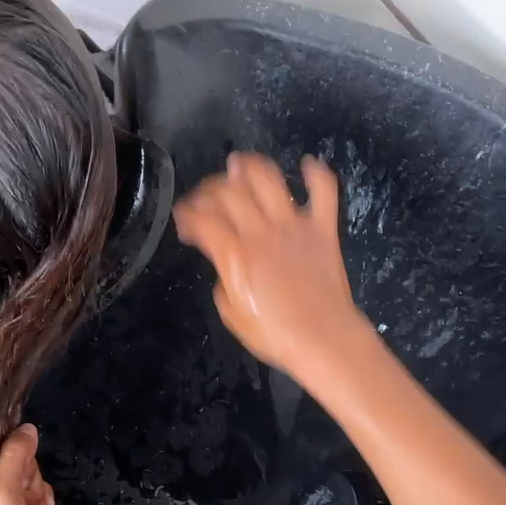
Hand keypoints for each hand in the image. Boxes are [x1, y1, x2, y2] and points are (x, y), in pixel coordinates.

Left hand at [0, 424, 54, 504]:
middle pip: (17, 459)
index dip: (16, 457)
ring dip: (36, 493)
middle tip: (22, 501)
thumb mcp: (5, 489)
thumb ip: (15, 454)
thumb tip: (28, 428)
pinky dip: (39, 503)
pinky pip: (32, 494)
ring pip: (28, 476)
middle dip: (29, 479)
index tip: (18, 478)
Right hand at [174, 153, 376, 380]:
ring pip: (268, 179)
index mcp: (235, 255)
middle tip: (203, 196)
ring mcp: (294, 225)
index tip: (182, 220)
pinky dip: (315, 173)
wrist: (323, 339)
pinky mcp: (322, 228)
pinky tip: (306, 165)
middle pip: (228, 192)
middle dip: (208, 189)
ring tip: (239, 165)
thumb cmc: (274, 335)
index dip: (187, 215)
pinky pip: (323, 189)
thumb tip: (227, 266)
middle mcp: (262, 232)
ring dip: (250, 167)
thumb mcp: (232, 314)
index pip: (203, 220)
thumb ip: (224, 280)